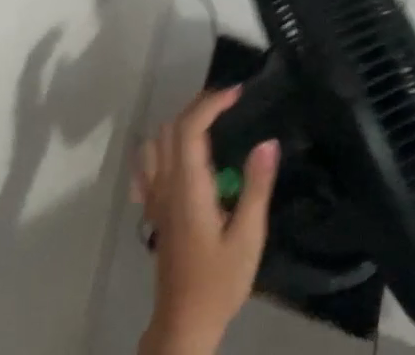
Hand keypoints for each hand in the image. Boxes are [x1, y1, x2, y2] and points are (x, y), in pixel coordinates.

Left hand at [133, 88, 280, 354]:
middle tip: (229, 103)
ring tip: (209, 122)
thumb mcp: (248, 237)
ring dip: (180, 123)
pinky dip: (160, 147)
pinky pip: (147, 166)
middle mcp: (166, 184)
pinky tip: (177, 155)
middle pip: (171, 128)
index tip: (237, 93)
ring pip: (155, 142)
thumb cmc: (220, 281)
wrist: (185, 320)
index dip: (211, 103)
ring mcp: (155, 196)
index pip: (190, 128)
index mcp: (189, 186)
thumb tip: (267, 142)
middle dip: (198, 106)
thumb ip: (256, 187)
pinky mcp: (154, 209)